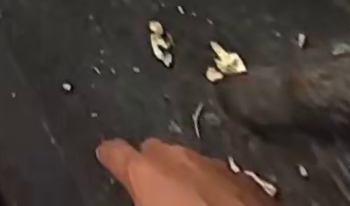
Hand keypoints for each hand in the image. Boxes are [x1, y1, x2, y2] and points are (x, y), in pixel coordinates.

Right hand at [96, 139, 274, 205]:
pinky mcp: (245, 181)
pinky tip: (215, 204)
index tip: (104, 154)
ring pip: (188, 161)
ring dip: (183, 175)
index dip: (109, 154)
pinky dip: (210, 186)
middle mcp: (177, 158)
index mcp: (148, 172)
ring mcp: (214, 165)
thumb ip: (142, 195)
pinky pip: (217, 176)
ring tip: (184, 200)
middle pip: (154, 150)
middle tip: (149, 191)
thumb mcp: (151, 204)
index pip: (116, 152)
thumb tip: (142, 191)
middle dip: (150, 164)